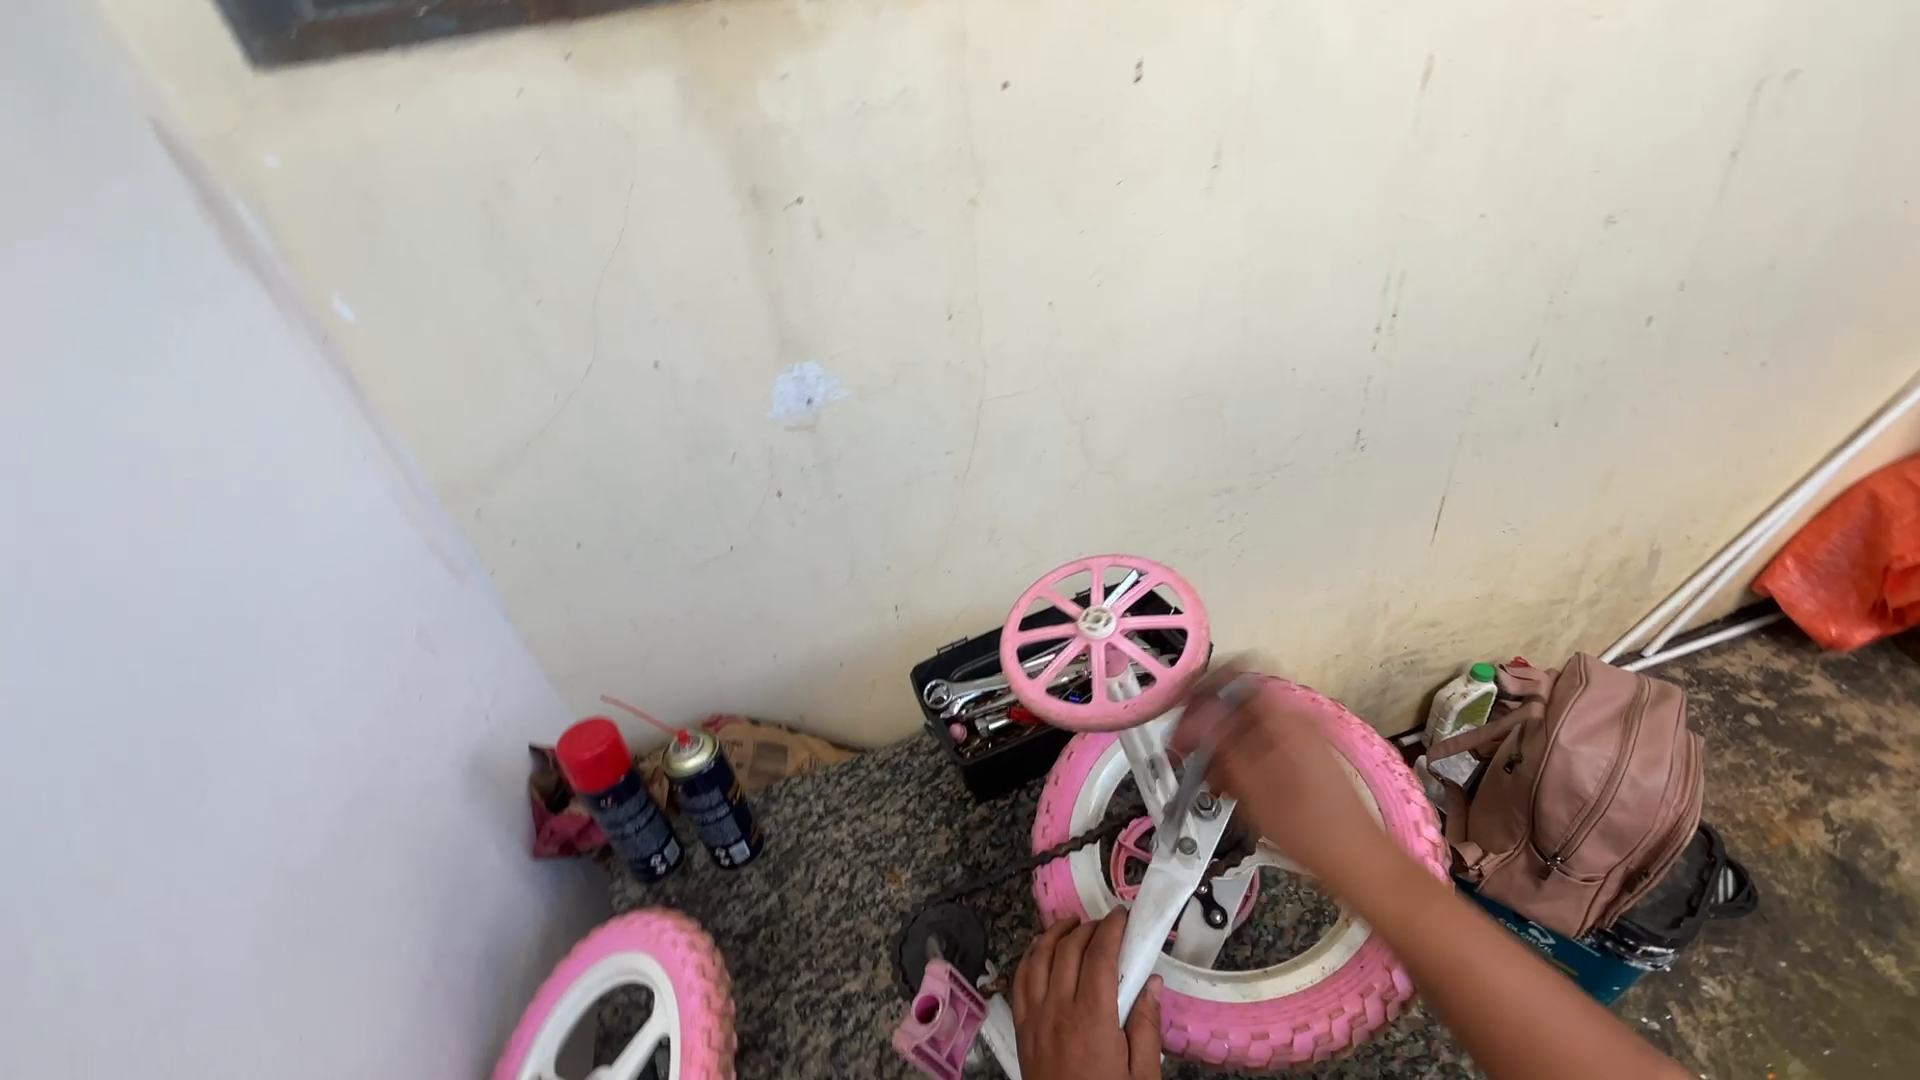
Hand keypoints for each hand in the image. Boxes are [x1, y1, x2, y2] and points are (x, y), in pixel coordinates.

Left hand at [1012, 910, 1162, 1079]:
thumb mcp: (1142, 1076)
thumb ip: (1146, 1026)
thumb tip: (1152, 982)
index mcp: (1092, 1018)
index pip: (1099, 954)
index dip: (1111, 928)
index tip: (1122, 916)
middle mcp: (1058, 1009)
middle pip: (1069, 949)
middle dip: (1088, 928)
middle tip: (1105, 924)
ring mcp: (1034, 1017)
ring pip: (1039, 956)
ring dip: (1056, 934)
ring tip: (1073, 924)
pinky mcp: (1021, 1028)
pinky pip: (1020, 980)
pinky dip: (1031, 956)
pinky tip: (1042, 950)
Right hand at [1171, 675, 1391, 887]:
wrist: (1355, 859)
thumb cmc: (1309, 826)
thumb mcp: (1250, 782)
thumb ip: (1218, 742)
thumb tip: (1194, 716)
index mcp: (1283, 717)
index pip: (1233, 679)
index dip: (1202, 692)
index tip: (1183, 713)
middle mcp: (1294, 720)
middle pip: (1237, 704)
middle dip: (1208, 726)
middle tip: (1187, 749)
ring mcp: (1300, 739)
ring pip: (1246, 727)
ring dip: (1222, 747)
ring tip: (1208, 776)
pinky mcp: (1301, 759)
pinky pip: (1261, 746)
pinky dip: (1240, 760)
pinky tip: (1229, 786)